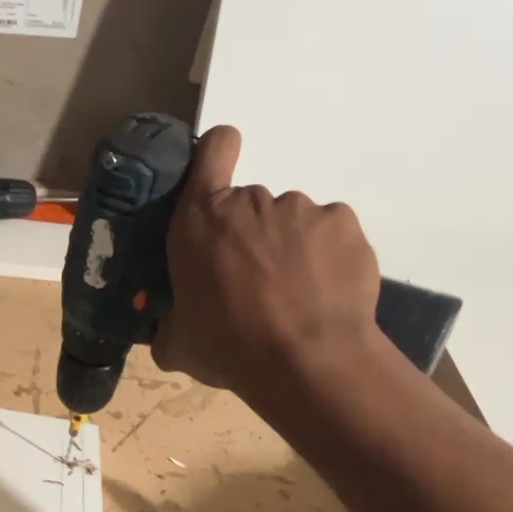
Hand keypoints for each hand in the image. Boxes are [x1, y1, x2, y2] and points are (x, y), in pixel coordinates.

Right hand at [151, 126, 383, 403]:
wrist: (306, 362)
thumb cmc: (227, 347)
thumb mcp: (177, 344)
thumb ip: (169, 323)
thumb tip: (169, 329)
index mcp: (198, 221)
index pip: (213, 150)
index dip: (216, 154)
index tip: (217, 177)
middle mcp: (250, 201)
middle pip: (248, 206)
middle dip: (248, 238)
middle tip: (251, 286)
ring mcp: (301, 209)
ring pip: (290, 224)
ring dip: (287, 251)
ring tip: (292, 298)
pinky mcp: (344, 225)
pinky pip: (328, 236)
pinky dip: (325, 259)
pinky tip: (322, 295)